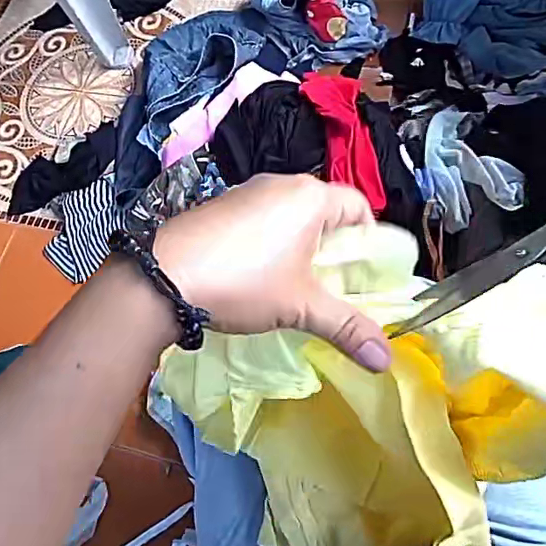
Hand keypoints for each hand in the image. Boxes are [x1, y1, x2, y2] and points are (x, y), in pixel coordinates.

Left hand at [151, 175, 390, 370]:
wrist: (161, 277)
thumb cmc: (242, 283)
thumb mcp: (300, 307)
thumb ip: (347, 328)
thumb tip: (385, 361)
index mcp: (310, 197)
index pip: (360, 207)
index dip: (369, 240)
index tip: (361, 273)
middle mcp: (282, 184)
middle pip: (327, 210)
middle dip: (335, 247)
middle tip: (332, 283)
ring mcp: (248, 191)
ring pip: (293, 214)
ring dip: (302, 245)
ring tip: (294, 282)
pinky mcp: (223, 204)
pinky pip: (264, 216)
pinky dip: (272, 240)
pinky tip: (257, 272)